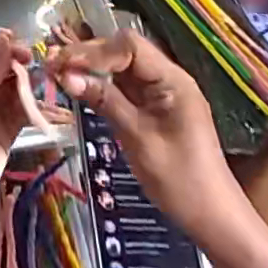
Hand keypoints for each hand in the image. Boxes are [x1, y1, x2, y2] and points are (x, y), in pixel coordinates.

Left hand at [0, 28, 32, 222]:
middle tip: (35, 62)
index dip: (0, 44)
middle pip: (0, 67)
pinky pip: (21, 112)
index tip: (20, 42)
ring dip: (27, 83)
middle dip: (17, 63)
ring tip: (43, 80)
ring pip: (13, 88)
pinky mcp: (5, 132)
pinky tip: (43, 102)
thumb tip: (4, 37)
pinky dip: (32, 107)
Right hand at [47, 29, 237, 235]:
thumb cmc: (180, 181)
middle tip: (52, 64)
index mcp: (172, 79)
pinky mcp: (154, 106)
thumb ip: (105, 101)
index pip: (128, 46)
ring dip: (90, 67)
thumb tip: (67, 75)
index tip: (64, 64)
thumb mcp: (138, 139)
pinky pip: (123, 85)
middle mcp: (167, 77)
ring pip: (119, 66)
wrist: (214, 220)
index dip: (94, 51)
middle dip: (87, 56)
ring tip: (58, 71)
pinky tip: (79, 86)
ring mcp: (161, 91)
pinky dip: (100, 84)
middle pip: (122, 50)